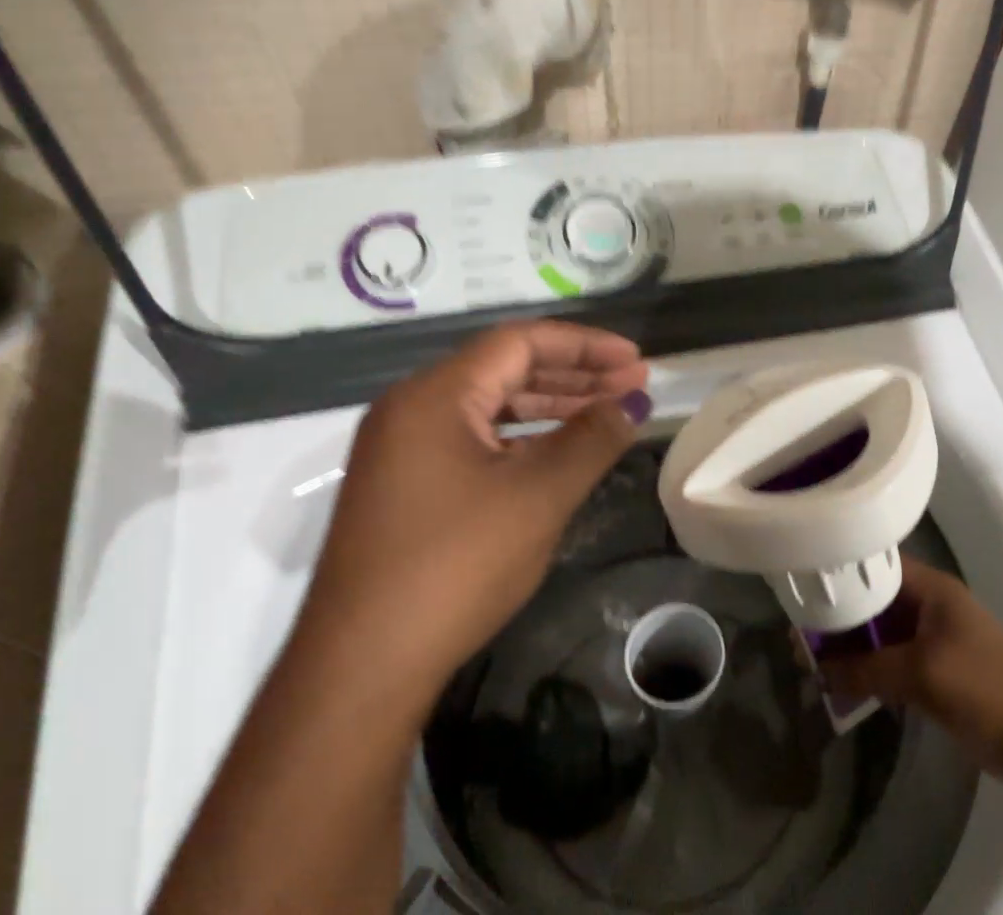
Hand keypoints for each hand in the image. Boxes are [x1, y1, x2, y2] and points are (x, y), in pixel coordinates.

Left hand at [300, 321, 651, 685]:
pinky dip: (520, 441)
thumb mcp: (537, 497)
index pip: (518, 343)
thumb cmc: (456, 565)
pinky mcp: (403, 489)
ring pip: (487, 410)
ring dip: (549, 408)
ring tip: (606, 415)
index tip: (636, 360)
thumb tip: (631, 401)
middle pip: (502, 370)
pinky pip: (472, 443)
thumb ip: (591, 440)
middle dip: (573, 375)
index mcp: (435, 396)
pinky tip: (557, 457)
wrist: (366, 659)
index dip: (584, 346)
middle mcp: (410, 410)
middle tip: (632, 385)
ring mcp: (401, 451)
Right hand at [821, 558, 1002, 773]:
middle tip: (798, 636)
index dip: (841, 575)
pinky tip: (838, 685)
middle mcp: (930, 608)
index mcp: (933, 591)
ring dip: (850, 649)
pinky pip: (890, 664)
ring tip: (808, 662)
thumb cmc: (982, 687)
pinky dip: (866, 671)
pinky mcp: (934, 673)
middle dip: (838, 619)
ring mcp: (933, 641)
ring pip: (880, 636)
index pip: (877, 566)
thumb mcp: (919, 672)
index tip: (804, 589)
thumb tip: (818, 672)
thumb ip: (865, 669)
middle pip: (874, 602)